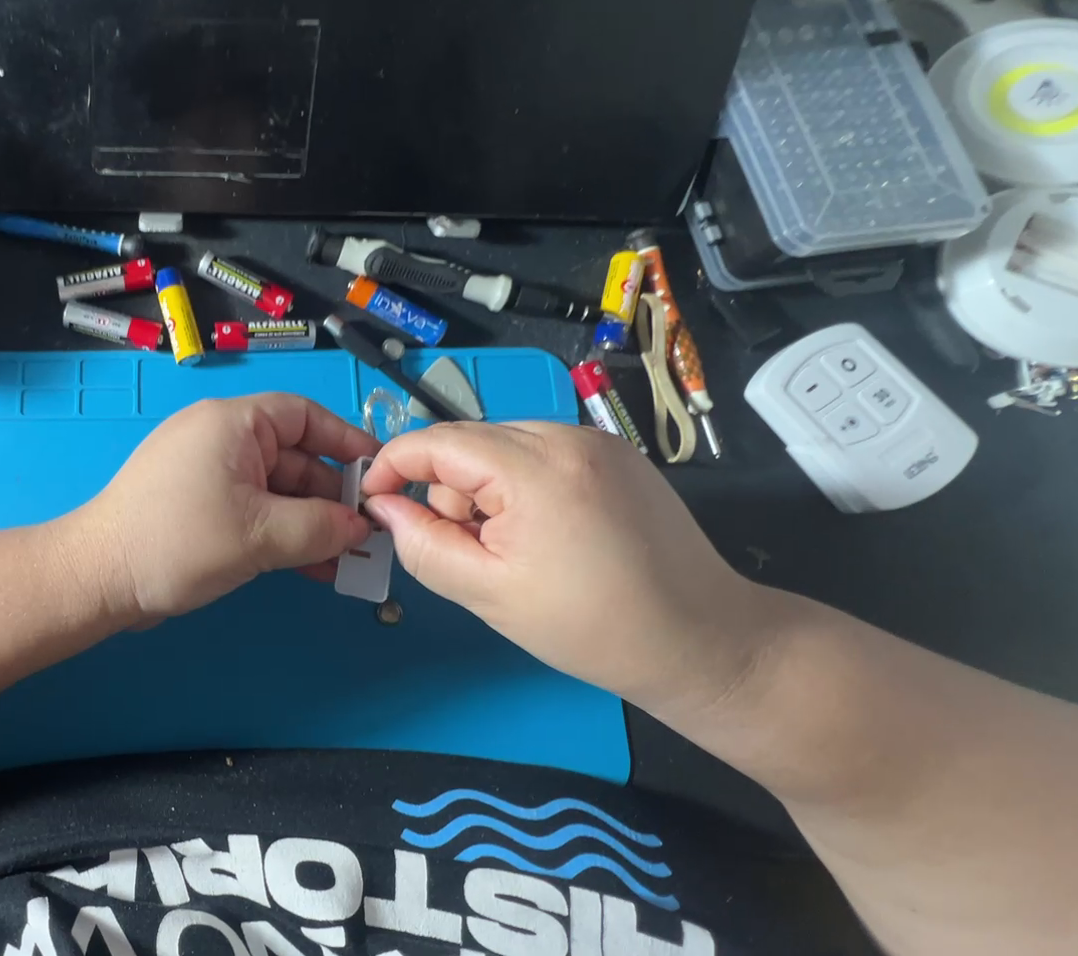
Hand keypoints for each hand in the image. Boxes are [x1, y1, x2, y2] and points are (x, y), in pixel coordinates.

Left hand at [73, 394, 378, 621]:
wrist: (99, 577)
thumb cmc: (180, 540)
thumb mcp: (261, 534)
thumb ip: (321, 528)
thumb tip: (363, 529)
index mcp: (233, 423)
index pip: (304, 416)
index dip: (347, 442)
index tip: (379, 476)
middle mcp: (220, 438)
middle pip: (293, 457)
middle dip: (332, 497)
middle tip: (369, 536)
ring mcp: (207, 472)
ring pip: (275, 490)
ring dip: (310, 524)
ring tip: (347, 562)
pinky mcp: (197, 504)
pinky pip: (252, 509)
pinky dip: (280, 533)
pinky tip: (311, 567)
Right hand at [361, 421, 774, 713]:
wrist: (705, 641)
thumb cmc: (589, 626)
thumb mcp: (486, 592)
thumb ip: (421, 543)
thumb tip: (382, 505)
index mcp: (535, 467)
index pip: (436, 441)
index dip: (391, 465)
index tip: (372, 501)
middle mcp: (565, 435)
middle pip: (466, 442)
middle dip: (445, 489)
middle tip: (466, 548)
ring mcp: (593, 439)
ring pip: (497, 447)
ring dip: (481, 489)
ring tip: (512, 546)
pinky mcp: (611, 452)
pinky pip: (534, 453)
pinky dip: (516, 485)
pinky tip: (543, 530)